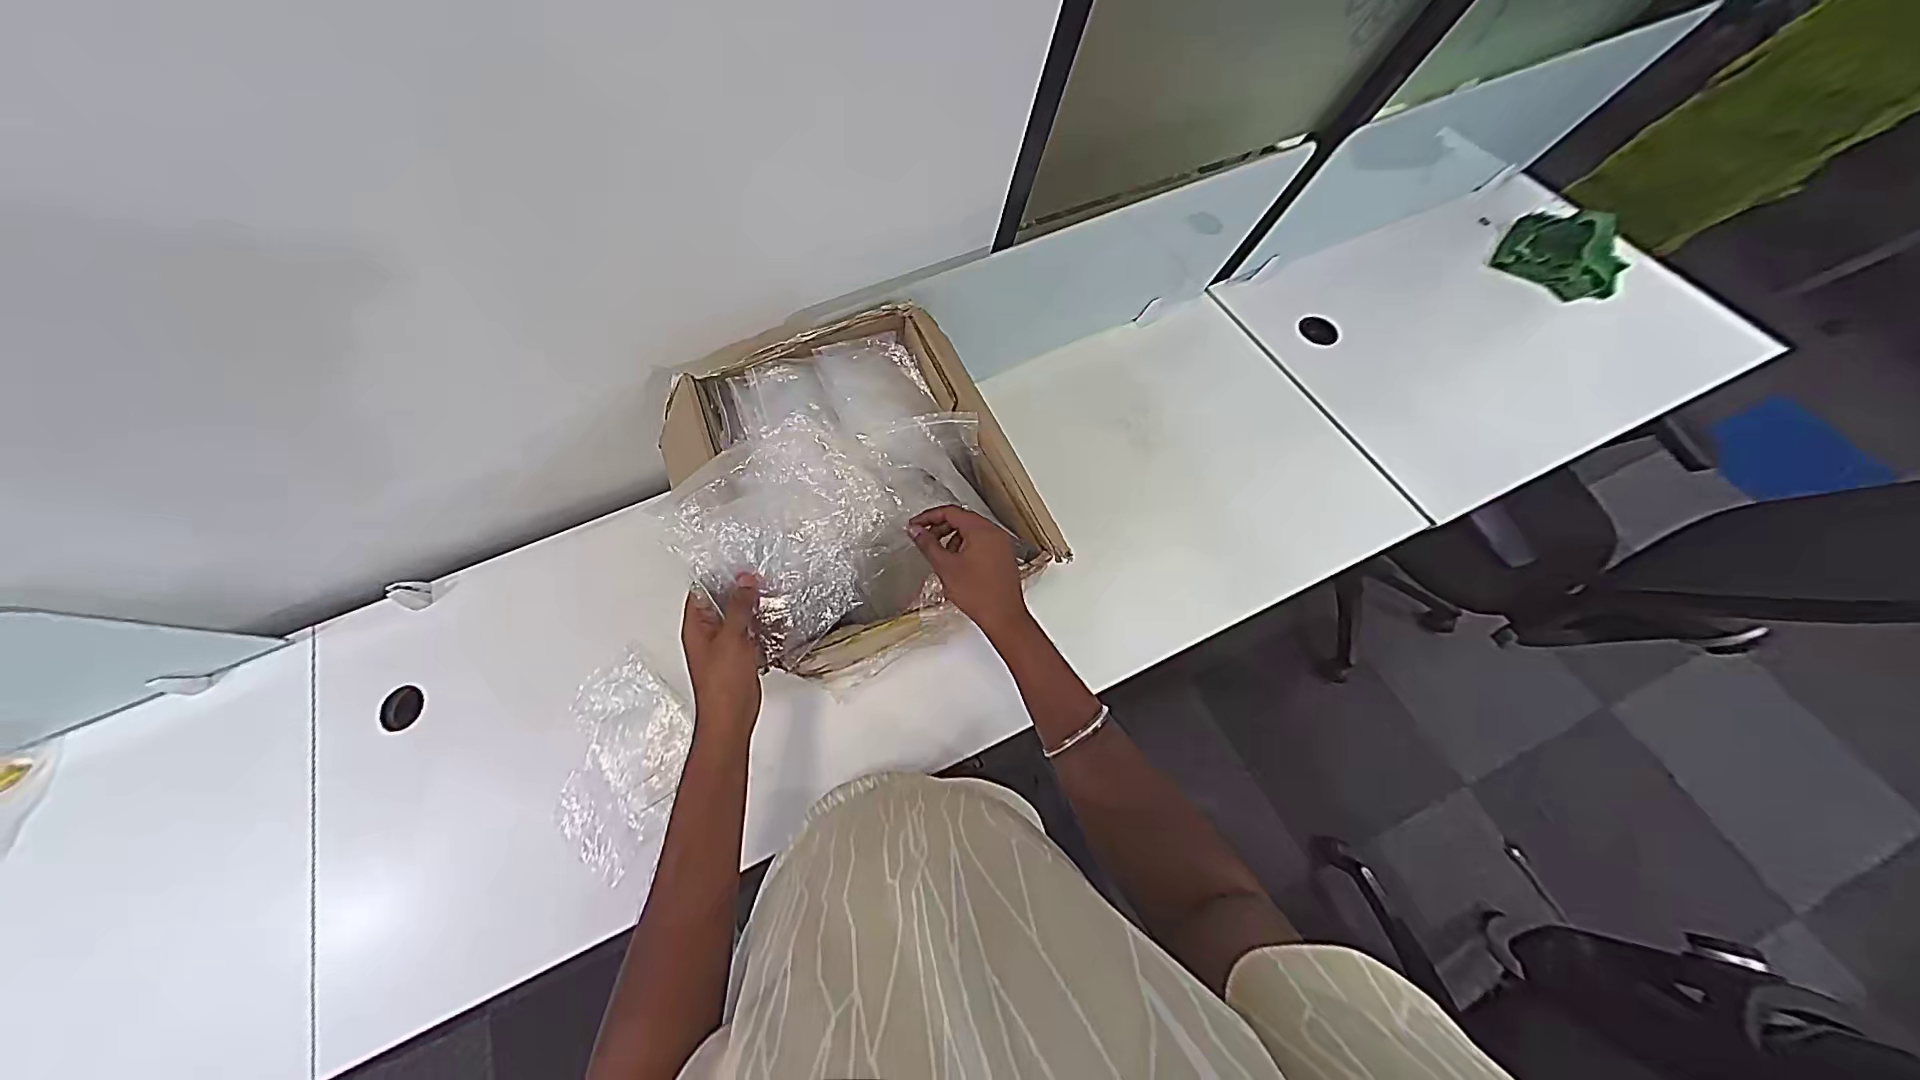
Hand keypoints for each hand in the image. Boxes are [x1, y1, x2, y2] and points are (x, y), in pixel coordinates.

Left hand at [680, 574, 763, 738]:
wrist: (731, 718)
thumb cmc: (721, 685)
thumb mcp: (732, 637)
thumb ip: (739, 607)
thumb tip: (744, 583)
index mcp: (696, 627)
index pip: (702, 592)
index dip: (720, 577)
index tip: (740, 570)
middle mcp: (707, 635)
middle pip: (722, 603)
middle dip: (740, 592)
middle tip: (759, 582)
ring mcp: (724, 646)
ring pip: (737, 618)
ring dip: (752, 609)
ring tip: (769, 598)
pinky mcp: (739, 657)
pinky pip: (749, 634)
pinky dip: (760, 627)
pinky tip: (773, 623)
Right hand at [909, 505, 1030, 637]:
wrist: (1003, 616)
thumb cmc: (980, 594)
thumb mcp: (945, 566)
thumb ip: (928, 544)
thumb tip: (916, 531)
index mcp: (981, 530)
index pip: (950, 512)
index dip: (929, 517)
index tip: (916, 525)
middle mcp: (994, 533)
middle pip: (962, 519)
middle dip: (940, 528)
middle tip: (925, 539)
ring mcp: (1001, 545)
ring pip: (972, 532)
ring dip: (953, 539)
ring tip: (941, 555)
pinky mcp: (1003, 557)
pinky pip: (981, 543)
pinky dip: (966, 547)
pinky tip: (957, 564)